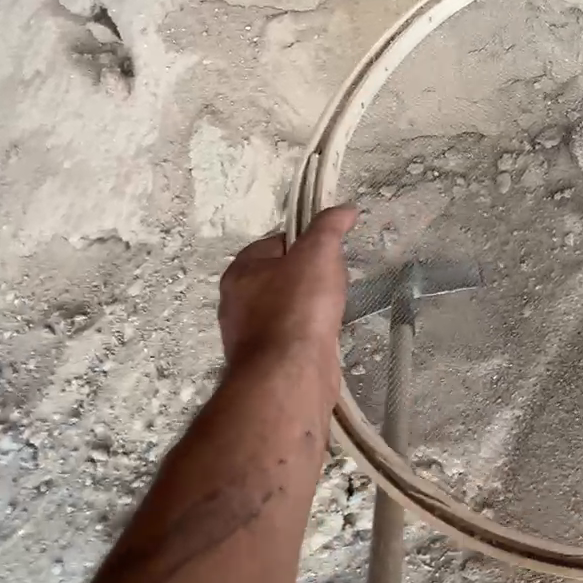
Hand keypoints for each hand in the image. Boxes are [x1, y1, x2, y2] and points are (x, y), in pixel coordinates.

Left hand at [218, 206, 357, 391]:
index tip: (332, 249)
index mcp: (241, 271)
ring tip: (333, 306)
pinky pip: (292, 332)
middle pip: (282, 273)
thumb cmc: (299, 306)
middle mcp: (237, 301)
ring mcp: (249, 333)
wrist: (289, 373)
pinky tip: (327, 331)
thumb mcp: (319, 252)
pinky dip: (310, 329)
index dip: (308, 240)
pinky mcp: (266, 359)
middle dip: (311, 274)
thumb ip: (330, 226)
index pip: (277, 241)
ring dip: (312, 303)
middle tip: (335, 277)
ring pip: (287, 304)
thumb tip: (345, 209)